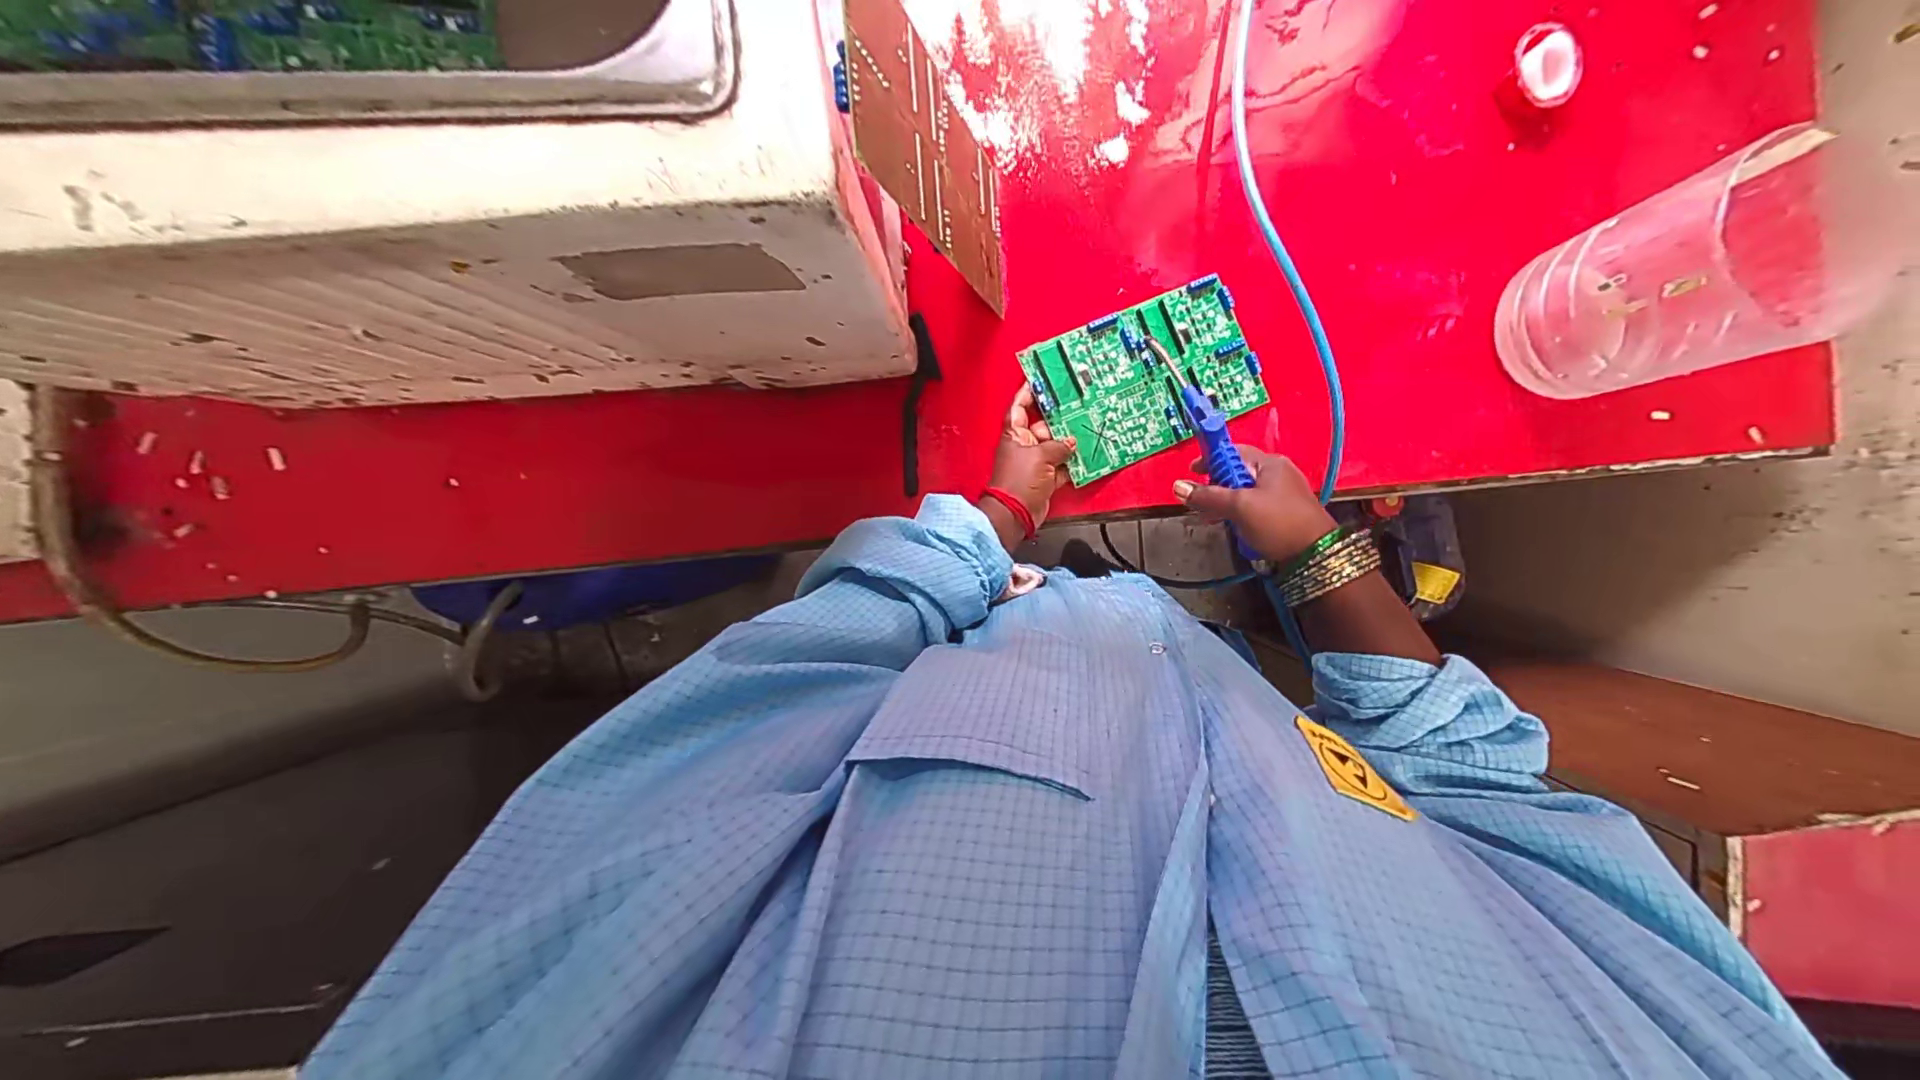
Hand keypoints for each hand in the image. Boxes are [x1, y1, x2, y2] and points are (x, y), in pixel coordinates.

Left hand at [978, 384, 1075, 550]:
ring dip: (1070, 441)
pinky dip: (1073, 463)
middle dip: (1060, 418)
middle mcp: (1024, 444)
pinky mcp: (1045, 477)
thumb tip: (1070, 442)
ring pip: (1056, 445)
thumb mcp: (1040, 456)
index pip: (1021, 406)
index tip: (1042, 378)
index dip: (1030, 391)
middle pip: (1044, 425)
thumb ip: (1058, 446)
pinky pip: (1062, 466)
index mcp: (1015, 433)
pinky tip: (1087, 454)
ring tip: (1088, 428)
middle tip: (1078, 405)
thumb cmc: (1018, 482)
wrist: (1016, 513)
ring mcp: (1035, 461)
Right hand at [1172, 447, 1336, 562]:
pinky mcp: (1282, 511)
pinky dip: (1237, 512)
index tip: (1191, 472)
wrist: (1315, 555)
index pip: (1233, 451)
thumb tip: (1177, 486)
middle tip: (1199, 501)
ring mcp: (1281, 492)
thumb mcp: (1239, 507)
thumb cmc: (1277, 523)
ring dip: (1224, 502)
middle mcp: (1276, 472)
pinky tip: (1230, 525)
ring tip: (1212, 517)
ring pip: (1242, 491)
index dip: (1210, 459)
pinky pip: (1252, 505)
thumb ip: (1208, 496)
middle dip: (1214, 486)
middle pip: (1236, 472)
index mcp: (1269, 463)